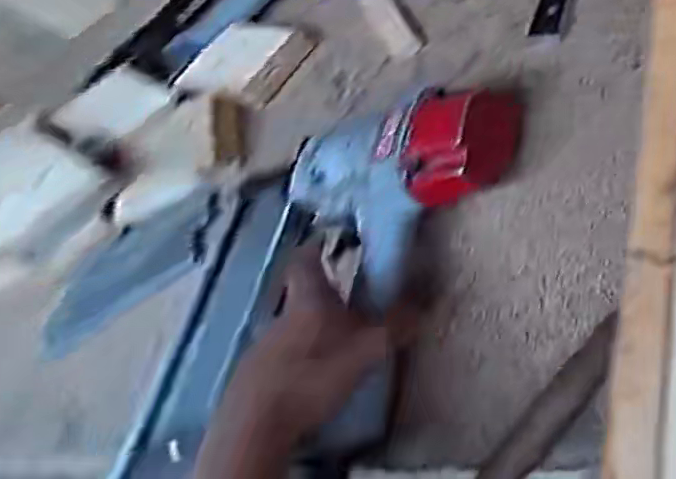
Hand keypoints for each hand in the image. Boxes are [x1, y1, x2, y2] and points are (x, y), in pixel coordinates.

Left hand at [196, 249, 419, 478]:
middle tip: (351, 306)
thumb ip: (401, 322)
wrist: (252, 437)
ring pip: (289, 331)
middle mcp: (277, 320)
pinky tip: (308, 379)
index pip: (305, 263)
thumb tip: (431, 300)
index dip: (316, 247)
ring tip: (334, 347)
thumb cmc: (314, 378)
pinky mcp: (243, 383)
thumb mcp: (371, 349)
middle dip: (326, 300)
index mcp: (308, 303)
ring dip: (310, 333)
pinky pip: (275, 360)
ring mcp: (255, 353)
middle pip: (301, 300)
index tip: (327, 237)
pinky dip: (294, 361)